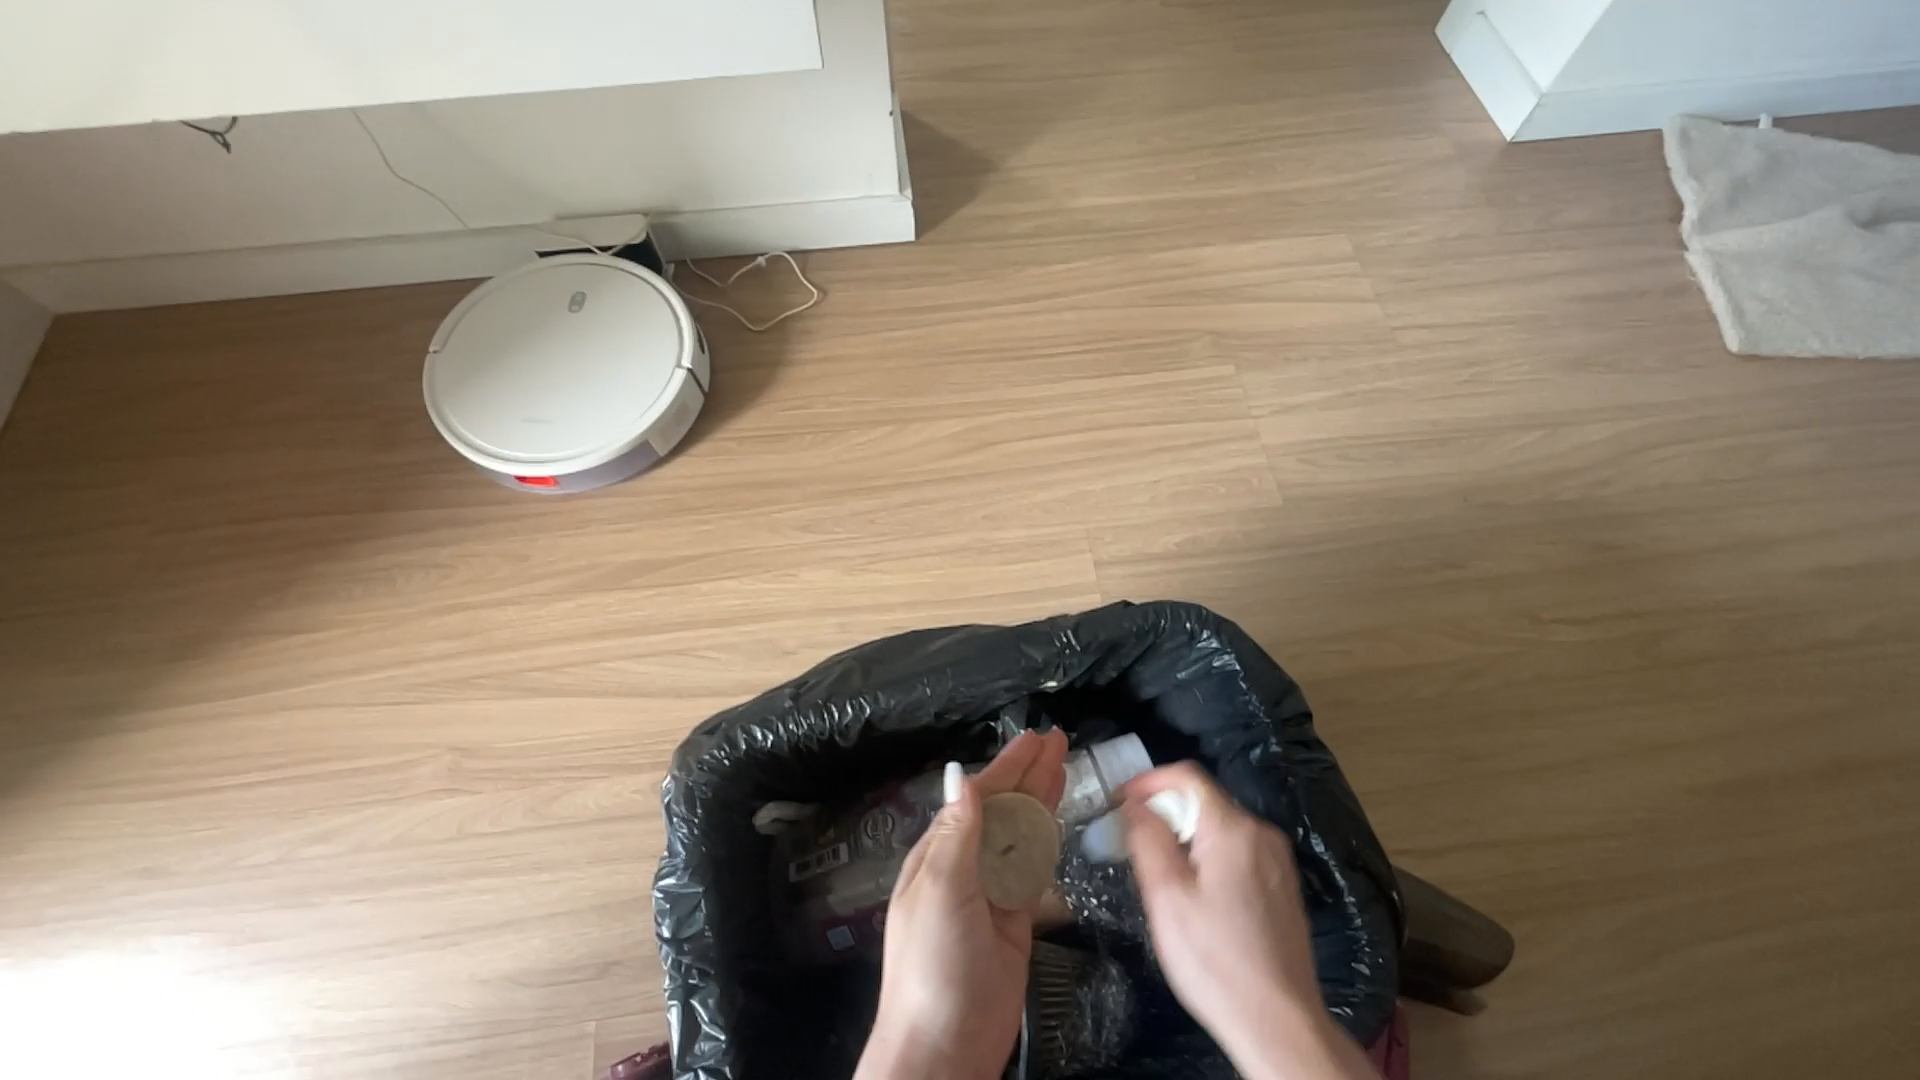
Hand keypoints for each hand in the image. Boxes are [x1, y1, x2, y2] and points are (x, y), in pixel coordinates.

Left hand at [854, 729, 1070, 1079]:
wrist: (943, 1047)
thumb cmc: (933, 964)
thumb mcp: (941, 892)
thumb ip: (958, 834)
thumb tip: (962, 775)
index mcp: (940, 853)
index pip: (980, 797)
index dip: (1008, 766)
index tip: (1034, 738)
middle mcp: (965, 865)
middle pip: (1004, 809)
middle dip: (1028, 774)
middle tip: (1057, 740)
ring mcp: (991, 894)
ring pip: (1021, 835)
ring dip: (1040, 800)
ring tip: (1062, 766)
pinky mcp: (1014, 922)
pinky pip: (1032, 871)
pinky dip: (1045, 843)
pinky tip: (1055, 821)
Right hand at [1121, 763, 1375, 1079]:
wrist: (1279, 1024)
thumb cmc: (1214, 959)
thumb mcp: (1166, 896)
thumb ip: (1146, 838)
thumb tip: (1133, 801)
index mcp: (1234, 829)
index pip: (1187, 776)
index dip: (1148, 782)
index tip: (1119, 803)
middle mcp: (1262, 834)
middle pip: (1204, 801)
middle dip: (1165, 814)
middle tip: (1135, 846)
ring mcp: (1278, 861)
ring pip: (1221, 828)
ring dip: (1185, 838)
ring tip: (1161, 875)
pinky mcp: (1284, 887)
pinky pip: (1238, 852)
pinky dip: (1209, 857)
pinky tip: (1197, 898)